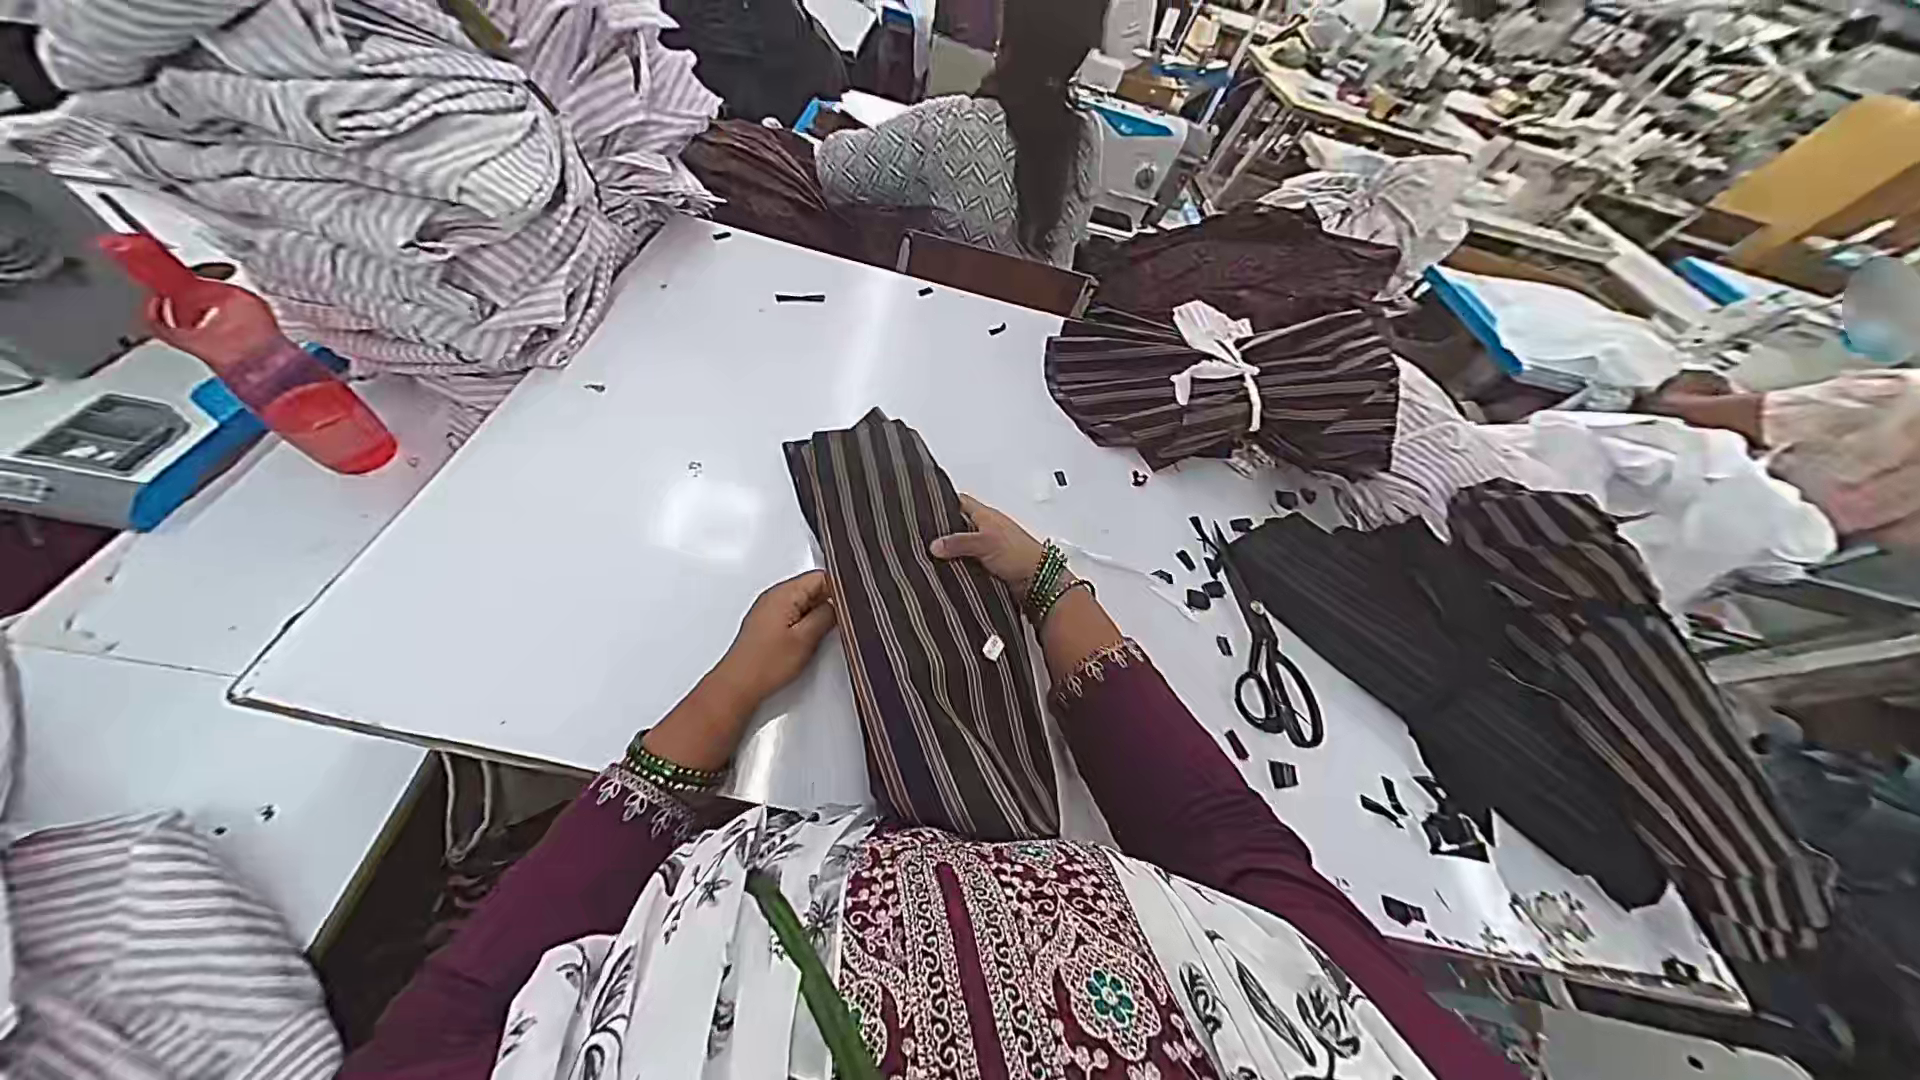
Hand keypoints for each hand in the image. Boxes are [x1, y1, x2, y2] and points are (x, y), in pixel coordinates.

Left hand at [711, 570, 838, 707]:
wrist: (738, 685)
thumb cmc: (764, 665)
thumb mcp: (806, 639)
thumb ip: (826, 615)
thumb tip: (838, 605)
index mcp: (784, 593)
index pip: (820, 576)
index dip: (839, 589)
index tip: (848, 606)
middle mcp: (774, 596)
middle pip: (813, 587)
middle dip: (829, 603)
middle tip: (837, 623)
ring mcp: (770, 609)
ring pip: (805, 602)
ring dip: (817, 615)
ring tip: (819, 635)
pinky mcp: (769, 623)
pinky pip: (794, 614)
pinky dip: (805, 623)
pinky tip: (807, 640)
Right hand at [929, 494, 1047, 593]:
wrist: (1038, 581)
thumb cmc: (1020, 554)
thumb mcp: (985, 542)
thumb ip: (958, 542)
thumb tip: (935, 544)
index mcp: (986, 515)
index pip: (961, 501)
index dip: (944, 500)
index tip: (927, 504)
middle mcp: (986, 529)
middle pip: (958, 525)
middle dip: (943, 531)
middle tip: (923, 536)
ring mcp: (987, 547)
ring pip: (961, 546)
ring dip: (950, 551)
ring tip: (929, 555)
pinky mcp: (988, 565)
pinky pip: (967, 562)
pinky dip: (958, 565)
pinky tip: (946, 570)